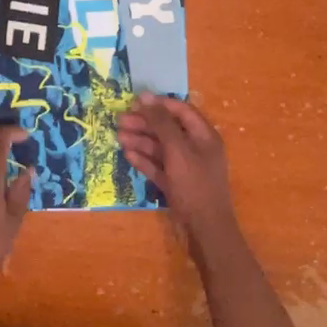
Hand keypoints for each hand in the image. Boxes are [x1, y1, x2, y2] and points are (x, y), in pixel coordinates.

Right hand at [116, 94, 236, 245]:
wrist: (206, 229)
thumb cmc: (195, 185)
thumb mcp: (178, 150)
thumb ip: (162, 123)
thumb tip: (145, 97)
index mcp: (204, 136)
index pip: (181, 111)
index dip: (159, 104)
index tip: (135, 102)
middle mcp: (196, 148)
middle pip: (168, 129)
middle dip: (145, 124)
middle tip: (120, 121)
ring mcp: (186, 167)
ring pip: (161, 148)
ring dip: (141, 141)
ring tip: (119, 138)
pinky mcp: (177, 184)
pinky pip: (160, 166)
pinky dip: (145, 160)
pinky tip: (128, 155)